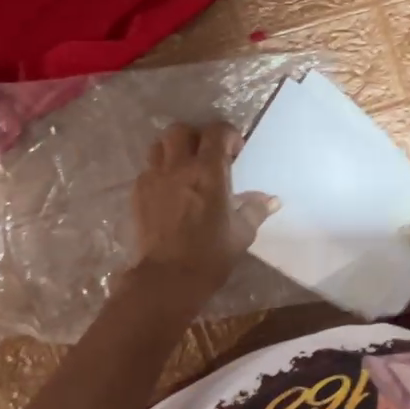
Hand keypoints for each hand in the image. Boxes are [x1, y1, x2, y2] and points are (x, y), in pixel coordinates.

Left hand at [131, 122, 275, 293]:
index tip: (235, 152)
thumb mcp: (241, 233)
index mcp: (209, 172)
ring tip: (185, 169)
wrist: (167, 278)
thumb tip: (272, 200)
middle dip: (197, 136)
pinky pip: (148, 170)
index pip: (216, 132)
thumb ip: (255, 210)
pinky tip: (169, 192)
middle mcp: (179, 167)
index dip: (228, 135)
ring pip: (160, 146)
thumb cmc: (210, 255)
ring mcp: (154, 178)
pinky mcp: (138, 193)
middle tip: (207, 156)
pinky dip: (160, 172)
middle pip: (181, 130)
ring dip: (174, 150)